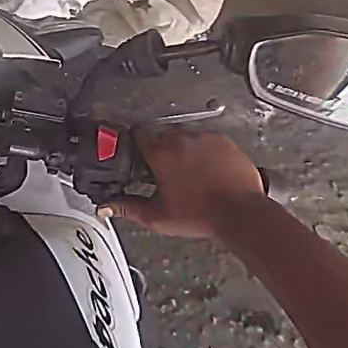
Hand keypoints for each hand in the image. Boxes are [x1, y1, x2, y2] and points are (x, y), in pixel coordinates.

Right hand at [105, 129, 267, 237]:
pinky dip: (205, 151)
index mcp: (161, 153)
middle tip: (164, 168)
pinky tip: (207, 171)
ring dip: (184, 149)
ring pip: (186, 136)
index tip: (137, 148)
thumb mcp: (158, 216)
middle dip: (161, 147)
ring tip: (189, 172)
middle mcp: (182, 140)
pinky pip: (208, 141)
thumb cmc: (201, 215)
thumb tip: (107, 207)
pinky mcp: (224, 142)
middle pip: (163, 133)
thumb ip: (128, 207)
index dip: (136, 139)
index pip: (139, 132)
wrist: (240, 213)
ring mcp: (205, 138)